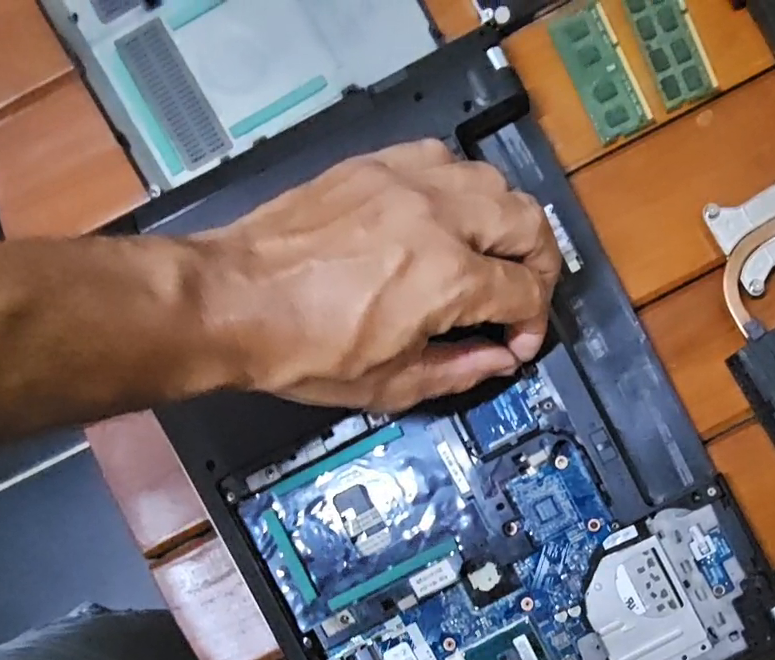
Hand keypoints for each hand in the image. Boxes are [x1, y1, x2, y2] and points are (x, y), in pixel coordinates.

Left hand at [194, 139, 562, 412]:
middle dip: (542, 267)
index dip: (533, 325)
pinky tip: (450, 219)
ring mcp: (405, 182)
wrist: (232, 301)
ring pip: (496, 183)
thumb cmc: (305, 352)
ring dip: (509, 223)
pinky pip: (446, 160)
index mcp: (445, 278)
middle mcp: (436, 218)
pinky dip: (464, 190)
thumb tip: (502, 359)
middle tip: (526, 296)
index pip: (526, 291)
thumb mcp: (392, 384)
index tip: (516, 344)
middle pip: (529, 224)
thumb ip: (462, 370)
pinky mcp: (376, 166)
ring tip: (495, 256)